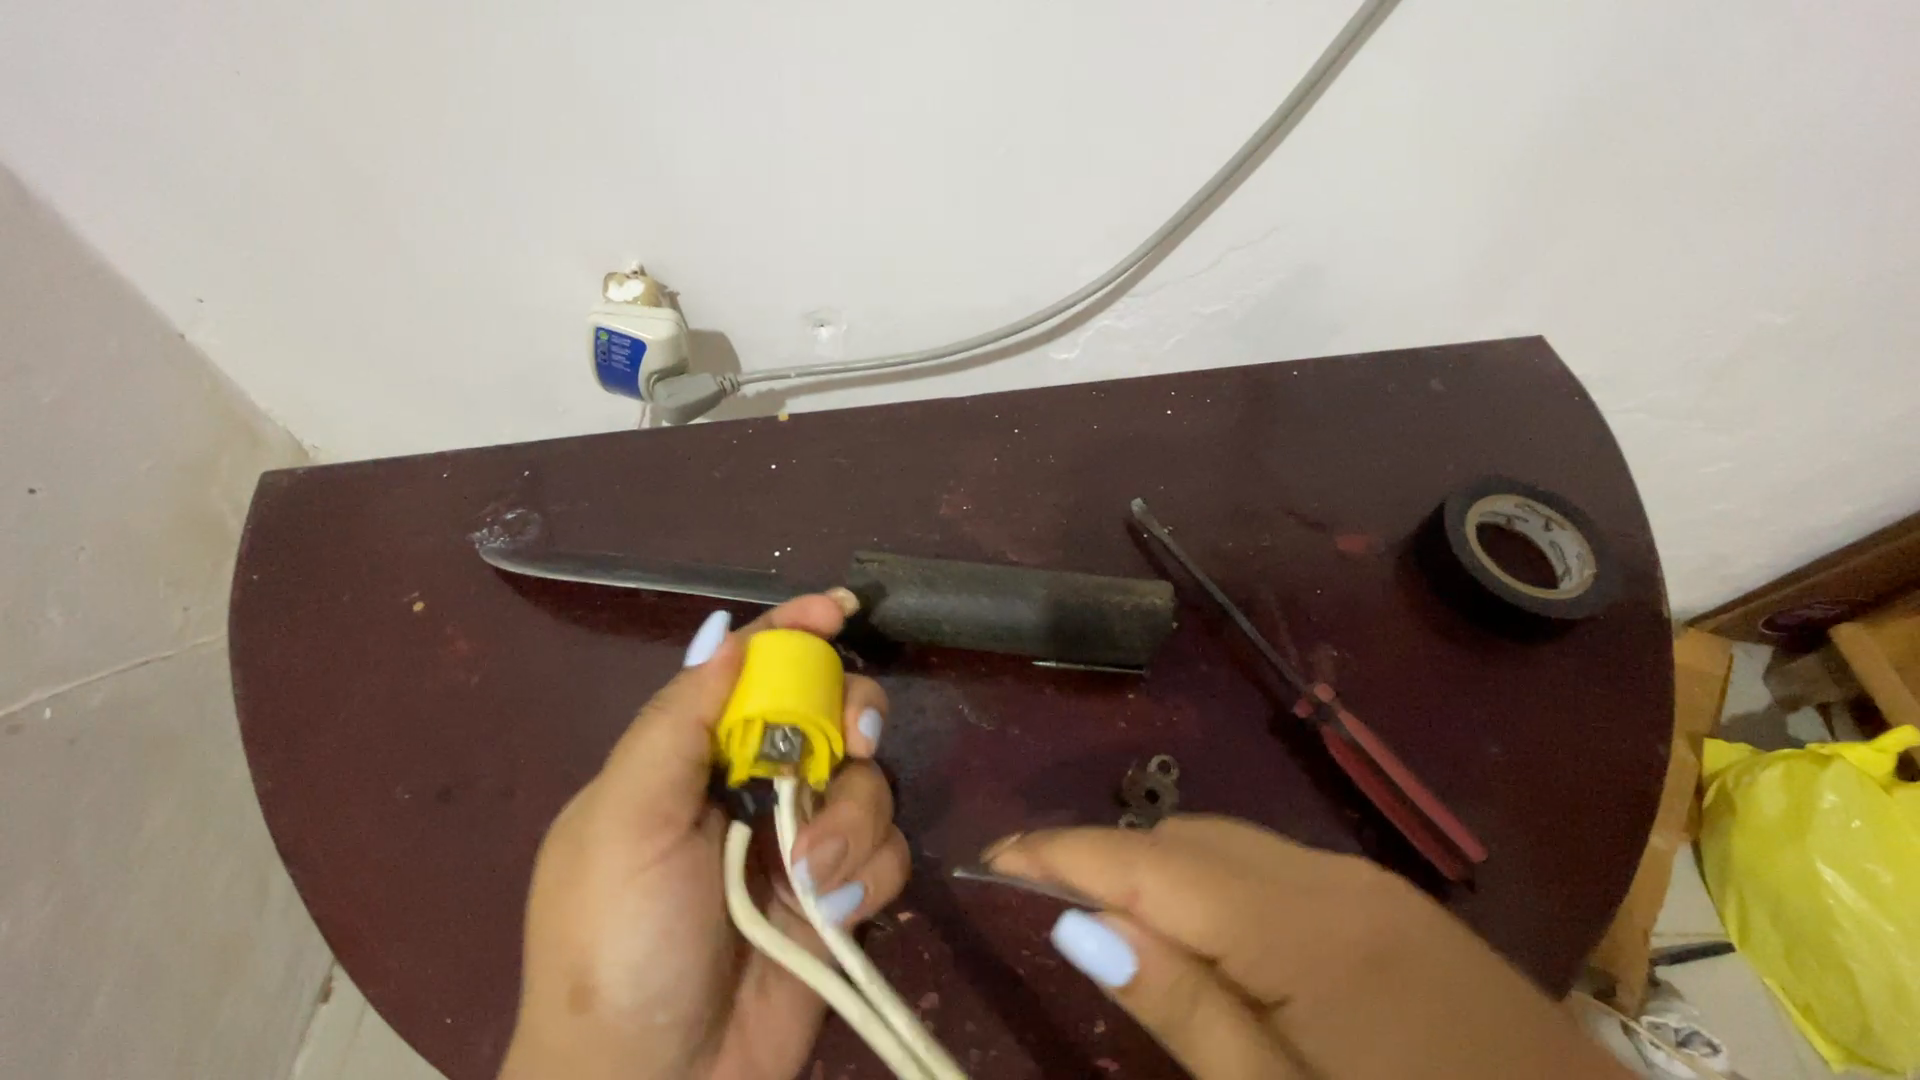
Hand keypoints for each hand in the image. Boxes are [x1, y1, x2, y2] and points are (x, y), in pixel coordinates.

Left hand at [499, 593, 909, 1079]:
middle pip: (826, 711)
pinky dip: (869, 871)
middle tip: (851, 741)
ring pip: (867, 781)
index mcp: (688, 760)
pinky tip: (832, 912)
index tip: (840, 608)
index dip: (793, 632)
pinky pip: (886, 848)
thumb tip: (725, 636)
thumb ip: (675, 723)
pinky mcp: (840, 893)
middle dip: (848, 716)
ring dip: (852, 820)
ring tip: (814, 877)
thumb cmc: (618, 943)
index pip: (747, 671)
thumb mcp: (624, 822)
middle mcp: (749, 789)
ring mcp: (800, 841)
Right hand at [990, 817, 1630, 1078]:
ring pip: (1226, 848)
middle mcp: (1331, 877)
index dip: (1063, 853)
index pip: (1151, 860)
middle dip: (1102, 858)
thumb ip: (1185, 1008)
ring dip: (1154, 869)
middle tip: (1033, 903)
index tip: (989, 858)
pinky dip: (1209, 885)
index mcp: (1306, 929)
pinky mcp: (1390, 907)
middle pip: (1185, 840)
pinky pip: (1269, 871)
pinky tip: (1192, 933)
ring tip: (1096, 917)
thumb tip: (1081, 924)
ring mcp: (1367, 885)